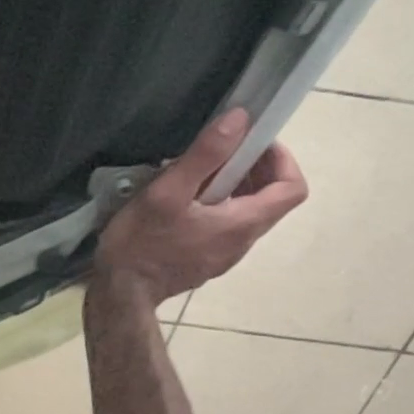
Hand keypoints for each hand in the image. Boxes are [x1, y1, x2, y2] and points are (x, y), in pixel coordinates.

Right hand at [93, 109, 307, 302]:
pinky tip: (182, 206)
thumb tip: (240, 119)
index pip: (292, 189)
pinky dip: (217, 209)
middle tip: (220, 154)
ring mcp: (225, 256)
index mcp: (242, 223)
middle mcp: (243, 242)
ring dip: (233, 190)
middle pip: (271, 200)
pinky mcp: (205, 263)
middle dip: (254, 170)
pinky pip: (224, 229)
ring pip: (245, 214)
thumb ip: (205, 156)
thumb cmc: (141, 243)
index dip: (282, 160)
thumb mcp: (167, 193)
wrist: (120, 294)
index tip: (251, 144)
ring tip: (196, 177)